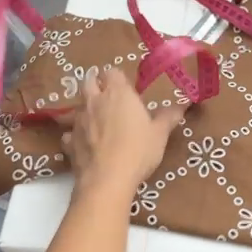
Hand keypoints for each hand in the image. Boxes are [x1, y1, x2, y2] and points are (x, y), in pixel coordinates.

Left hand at [57, 68, 186, 196]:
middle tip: (108, 96)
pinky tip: (86, 144)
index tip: (127, 88)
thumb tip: (183, 104)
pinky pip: (70, 132)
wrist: (107, 180)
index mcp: (117, 93)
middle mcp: (94, 101)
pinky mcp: (69, 141)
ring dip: (86, 109)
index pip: (111, 71)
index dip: (118, 78)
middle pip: (87, 81)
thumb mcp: (160, 134)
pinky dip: (76, 135)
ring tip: (98, 121)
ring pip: (77, 106)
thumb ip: (169, 117)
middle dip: (95, 84)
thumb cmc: (138, 150)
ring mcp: (78, 121)